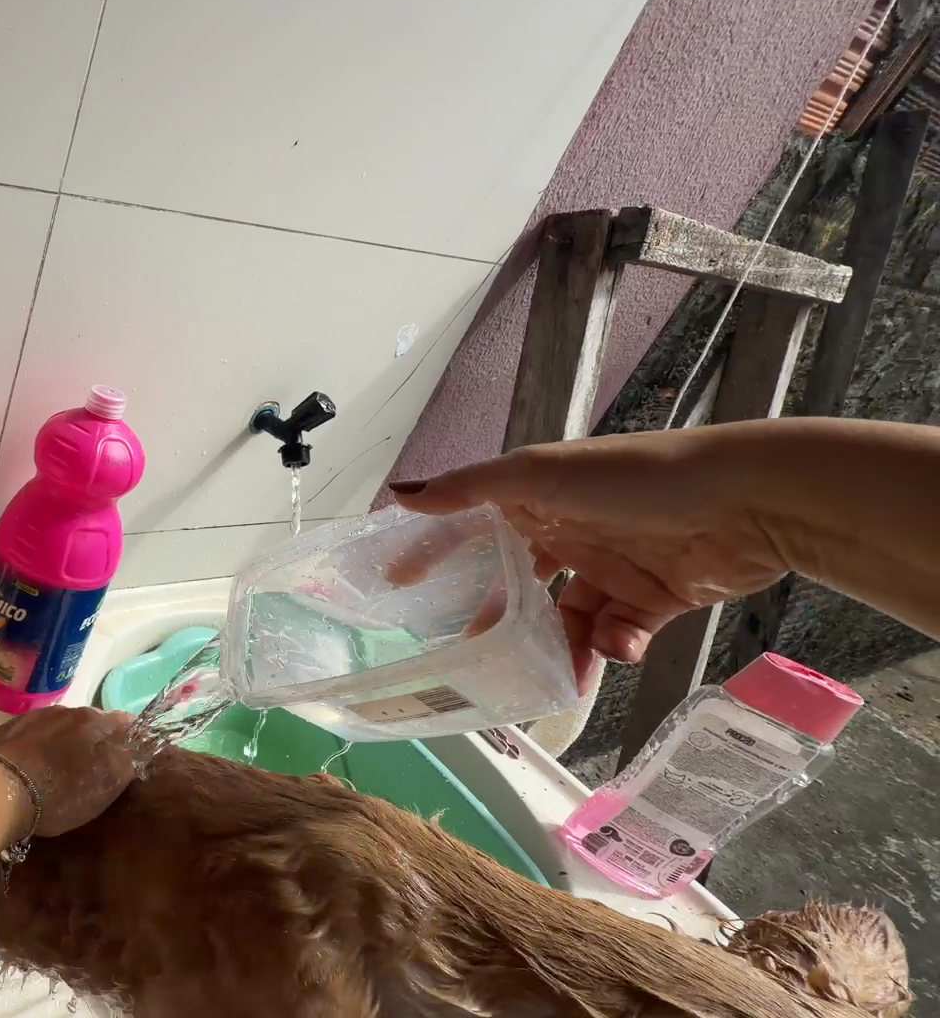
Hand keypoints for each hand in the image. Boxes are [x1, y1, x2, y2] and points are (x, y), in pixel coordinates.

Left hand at [0, 706, 137, 836]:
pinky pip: (38, 732)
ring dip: (69, 741)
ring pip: (64, 725)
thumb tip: (142, 743)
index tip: (128, 758)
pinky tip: (36, 764)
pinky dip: (44, 745)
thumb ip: (127, 761)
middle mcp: (68, 710)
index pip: (124, 722)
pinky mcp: (13, 726)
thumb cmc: (58, 793)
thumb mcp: (104, 786)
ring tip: (62, 768)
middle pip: (93, 722)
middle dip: (98, 741)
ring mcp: (38, 715)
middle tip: (95, 769)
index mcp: (95, 722)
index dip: (130, 739)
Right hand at [389, 427, 789, 687]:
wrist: (754, 500)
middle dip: (499, 623)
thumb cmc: (631, 478)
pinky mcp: (655, 598)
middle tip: (477, 659)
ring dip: (560, 649)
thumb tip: (399, 493)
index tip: (400, 585)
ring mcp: (610, 568)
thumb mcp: (537, 473)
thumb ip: (467, 487)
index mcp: (533, 502)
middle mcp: (565, 535)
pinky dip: (615, 647)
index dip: (435, 554)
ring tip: (550, 681)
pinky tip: (616, 652)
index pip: (471, 531)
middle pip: (517, 588)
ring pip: (567, 620)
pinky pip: (620, 633)